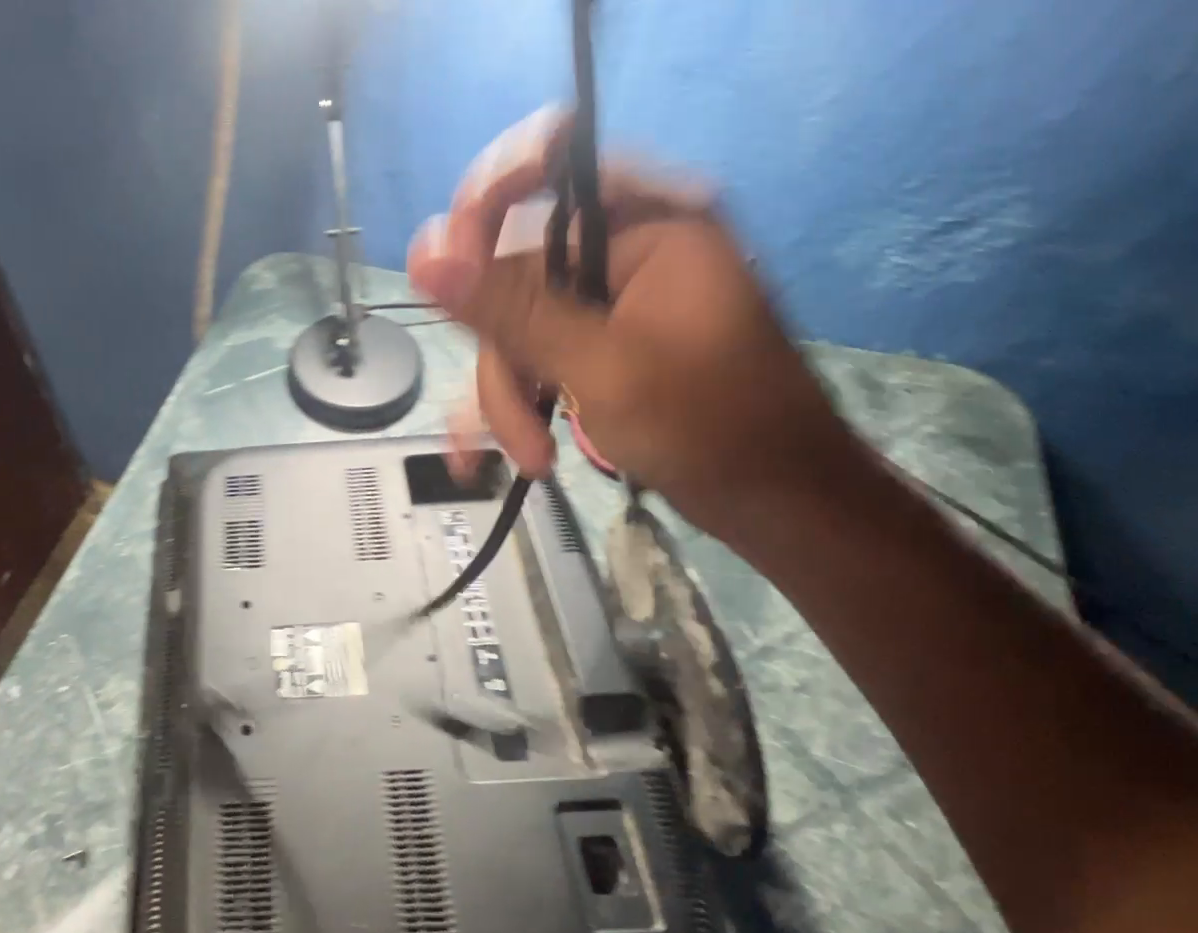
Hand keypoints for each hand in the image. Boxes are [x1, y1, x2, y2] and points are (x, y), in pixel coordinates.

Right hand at [406, 109, 864, 535]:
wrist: (774, 501)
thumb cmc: (709, 427)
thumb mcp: (599, 366)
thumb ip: (510, 308)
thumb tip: (423, 249)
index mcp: (651, 221)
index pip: (546, 166)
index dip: (484, 209)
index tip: (449, 279)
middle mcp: (628, 248)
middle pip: (517, 271)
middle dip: (504, 357)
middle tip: (510, 424)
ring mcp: (611, 302)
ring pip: (518, 327)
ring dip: (509, 397)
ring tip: (530, 460)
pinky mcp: (601, 346)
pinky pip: (536, 358)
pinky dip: (521, 405)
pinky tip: (514, 456)